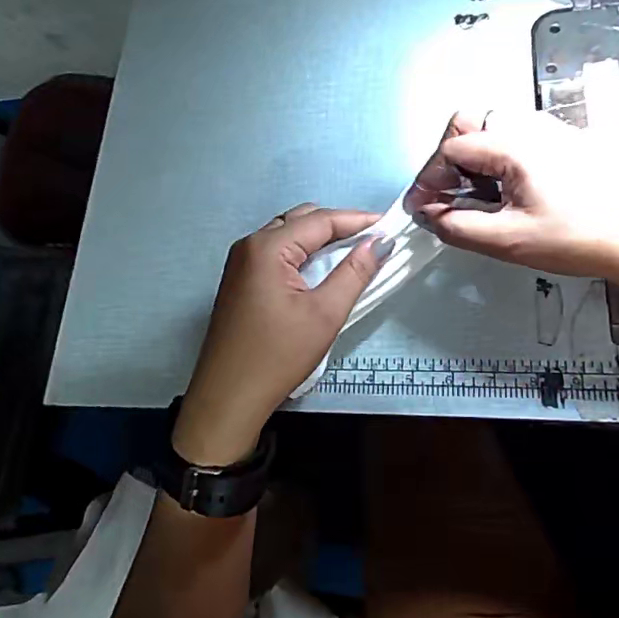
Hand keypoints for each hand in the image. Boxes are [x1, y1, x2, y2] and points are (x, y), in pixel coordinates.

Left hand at [176, 204, 382, 463]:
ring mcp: (241, 263)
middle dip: (339, 225)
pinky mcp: (240, 281)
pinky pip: (278, 253)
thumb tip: (378, 243)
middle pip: (302, 220)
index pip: (320, 220)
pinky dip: (304, 253)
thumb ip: (355, 272)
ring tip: (354, 251)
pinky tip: (324, 269)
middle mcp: (250, 245)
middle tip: (373, 239)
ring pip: (288, 234)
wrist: (229, 397)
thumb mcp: (326, 313)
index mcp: (268, 248)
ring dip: (321, 239)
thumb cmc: (279, 355)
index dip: (357, 220)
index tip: (389, 225)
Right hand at [405, 111, 618, 304]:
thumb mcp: (509, 240)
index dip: (429, 178)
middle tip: (449, 197)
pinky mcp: (565, 142)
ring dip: (475, 160)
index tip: (423, 206)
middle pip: (470, 124)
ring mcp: (550, 131)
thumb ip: (458, 227)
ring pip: (494, 129)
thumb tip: (430, 216)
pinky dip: (500, 161)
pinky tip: (510, 195)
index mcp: (514, 144)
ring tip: (481, 201)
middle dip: (449, 159)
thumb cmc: (582, 237)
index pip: (451, 148)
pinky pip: (518, 139)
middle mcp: (531, 126)